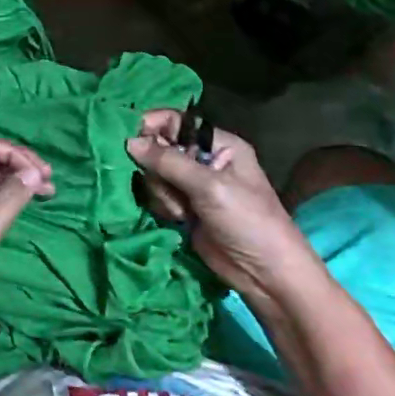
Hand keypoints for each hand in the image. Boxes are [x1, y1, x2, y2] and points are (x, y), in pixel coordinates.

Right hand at [127, 110, 313, 302]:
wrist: (265, 273)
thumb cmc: (247, 221)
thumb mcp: (210, 187)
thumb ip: (169, 162)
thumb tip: (129, 142)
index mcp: (220, 144)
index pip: (177, 122)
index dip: (153, 127)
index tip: (131, 142)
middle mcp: (205, 159)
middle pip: (161, 148)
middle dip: (158, 169)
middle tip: (172, 190)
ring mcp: (194, 186)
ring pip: (156, 175)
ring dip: (162, 193)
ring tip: (182, 212)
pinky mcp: (186, 209)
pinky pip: (160, 196)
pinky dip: (163, 207)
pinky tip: (179, 220)